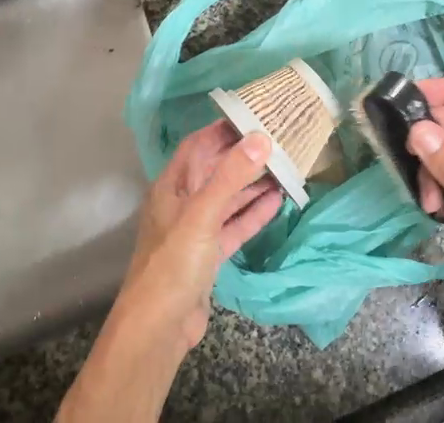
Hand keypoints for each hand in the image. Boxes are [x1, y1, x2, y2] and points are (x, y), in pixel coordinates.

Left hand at [112, 121, 282, 353]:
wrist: (158, 328)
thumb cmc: (173, 264)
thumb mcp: (202, 215)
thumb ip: (230, 176)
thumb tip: (260, 138)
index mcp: (171, 187)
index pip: (198, 145)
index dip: (222, 129)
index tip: (254, 116)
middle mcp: (182, 203)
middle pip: (215, 170)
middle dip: (243, 156)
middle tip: (278, 140)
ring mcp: (196, 230)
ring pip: (227, 198)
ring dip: (252, 183)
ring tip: (285, 167)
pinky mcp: (209, 255)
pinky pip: (234, 225)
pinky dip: (253, 213)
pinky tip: (277, 202)